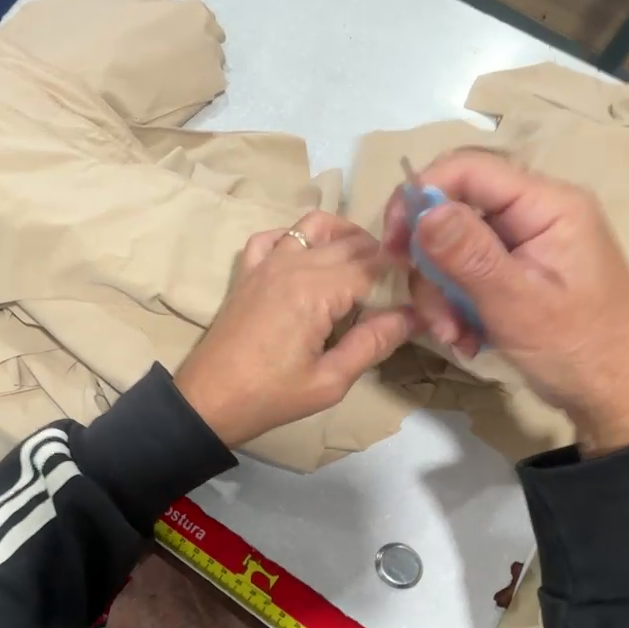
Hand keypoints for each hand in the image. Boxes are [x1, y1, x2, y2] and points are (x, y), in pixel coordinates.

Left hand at [176, 211, 422, 448]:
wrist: (206, 402)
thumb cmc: (268, 397)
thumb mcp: (329, 381)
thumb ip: (373, 343)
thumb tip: (414, 315)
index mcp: (316, 289)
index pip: (377, 265)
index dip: (405, 277)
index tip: (422, 295)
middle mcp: (292, 264)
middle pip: (352, 242)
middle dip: (383, 258)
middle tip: (400, 287)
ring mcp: (265, 264)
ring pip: (314, 225)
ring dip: (344, 237)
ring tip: (362, 269)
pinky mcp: (246, 273)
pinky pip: (273, 236)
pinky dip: (296, 237)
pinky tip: (309, 260)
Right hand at [383, 150, 628, 454]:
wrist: (618, 395)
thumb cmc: (578, 348)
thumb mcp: (516, 303)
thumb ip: (468, 253)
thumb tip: (422, 209)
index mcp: (547, 205)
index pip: (467, 170)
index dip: (420, 197)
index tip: (392, 247)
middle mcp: (534, 213)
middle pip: (452, 213)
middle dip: (431, 266)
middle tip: (433, 314)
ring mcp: (524, 243)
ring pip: (452, 250)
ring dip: (441, 296)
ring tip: (456, 336)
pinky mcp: (516, 271)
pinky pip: (466, 274)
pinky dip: (455, 307)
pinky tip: (467, 338)